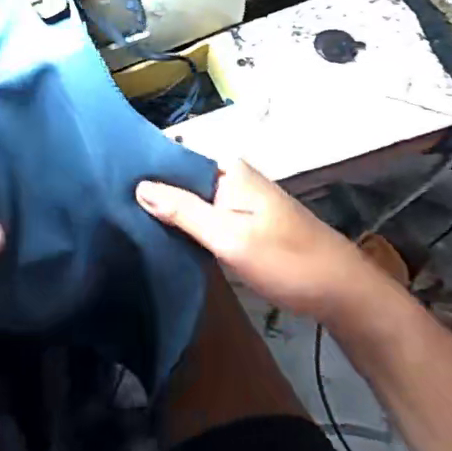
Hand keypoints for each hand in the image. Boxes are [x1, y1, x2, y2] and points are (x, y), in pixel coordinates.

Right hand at [136, 159, 375, 321]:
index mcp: (229, 169)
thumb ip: (183, 211)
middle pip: (181, 178)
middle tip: (112, 208)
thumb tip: (139, 186)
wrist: (342, 293)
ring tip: (127, 220)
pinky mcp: (243, 220)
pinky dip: (186, 224)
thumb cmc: (287, 261)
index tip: (108, 183)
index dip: (143, 170)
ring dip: (168, 211)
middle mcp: (233, 175)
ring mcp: (239, 198)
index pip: (174, 157)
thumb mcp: (229, 238)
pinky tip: (163, 235)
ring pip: (191, 199)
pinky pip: (204, 214)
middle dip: (152, 192)